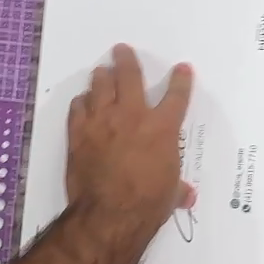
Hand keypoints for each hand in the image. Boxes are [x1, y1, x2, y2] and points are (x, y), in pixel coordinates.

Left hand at [65, 44, 194, 236]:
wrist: (110, 214)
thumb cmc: (148, 204)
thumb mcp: (170, 194)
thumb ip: (178, 188)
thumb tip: (186, 195)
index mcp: (162, 129)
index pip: (176, 97)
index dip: (180, 81)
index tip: (182, 69)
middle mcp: (133, 116)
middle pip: (130, 77)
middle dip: (126, 60)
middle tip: (121, 50)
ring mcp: (103, 122)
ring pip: (100, 86)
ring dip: (101, 77)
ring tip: (101, 71)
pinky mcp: (78, 133)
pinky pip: (78, 108)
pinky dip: (81, 103)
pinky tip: (82, 102)